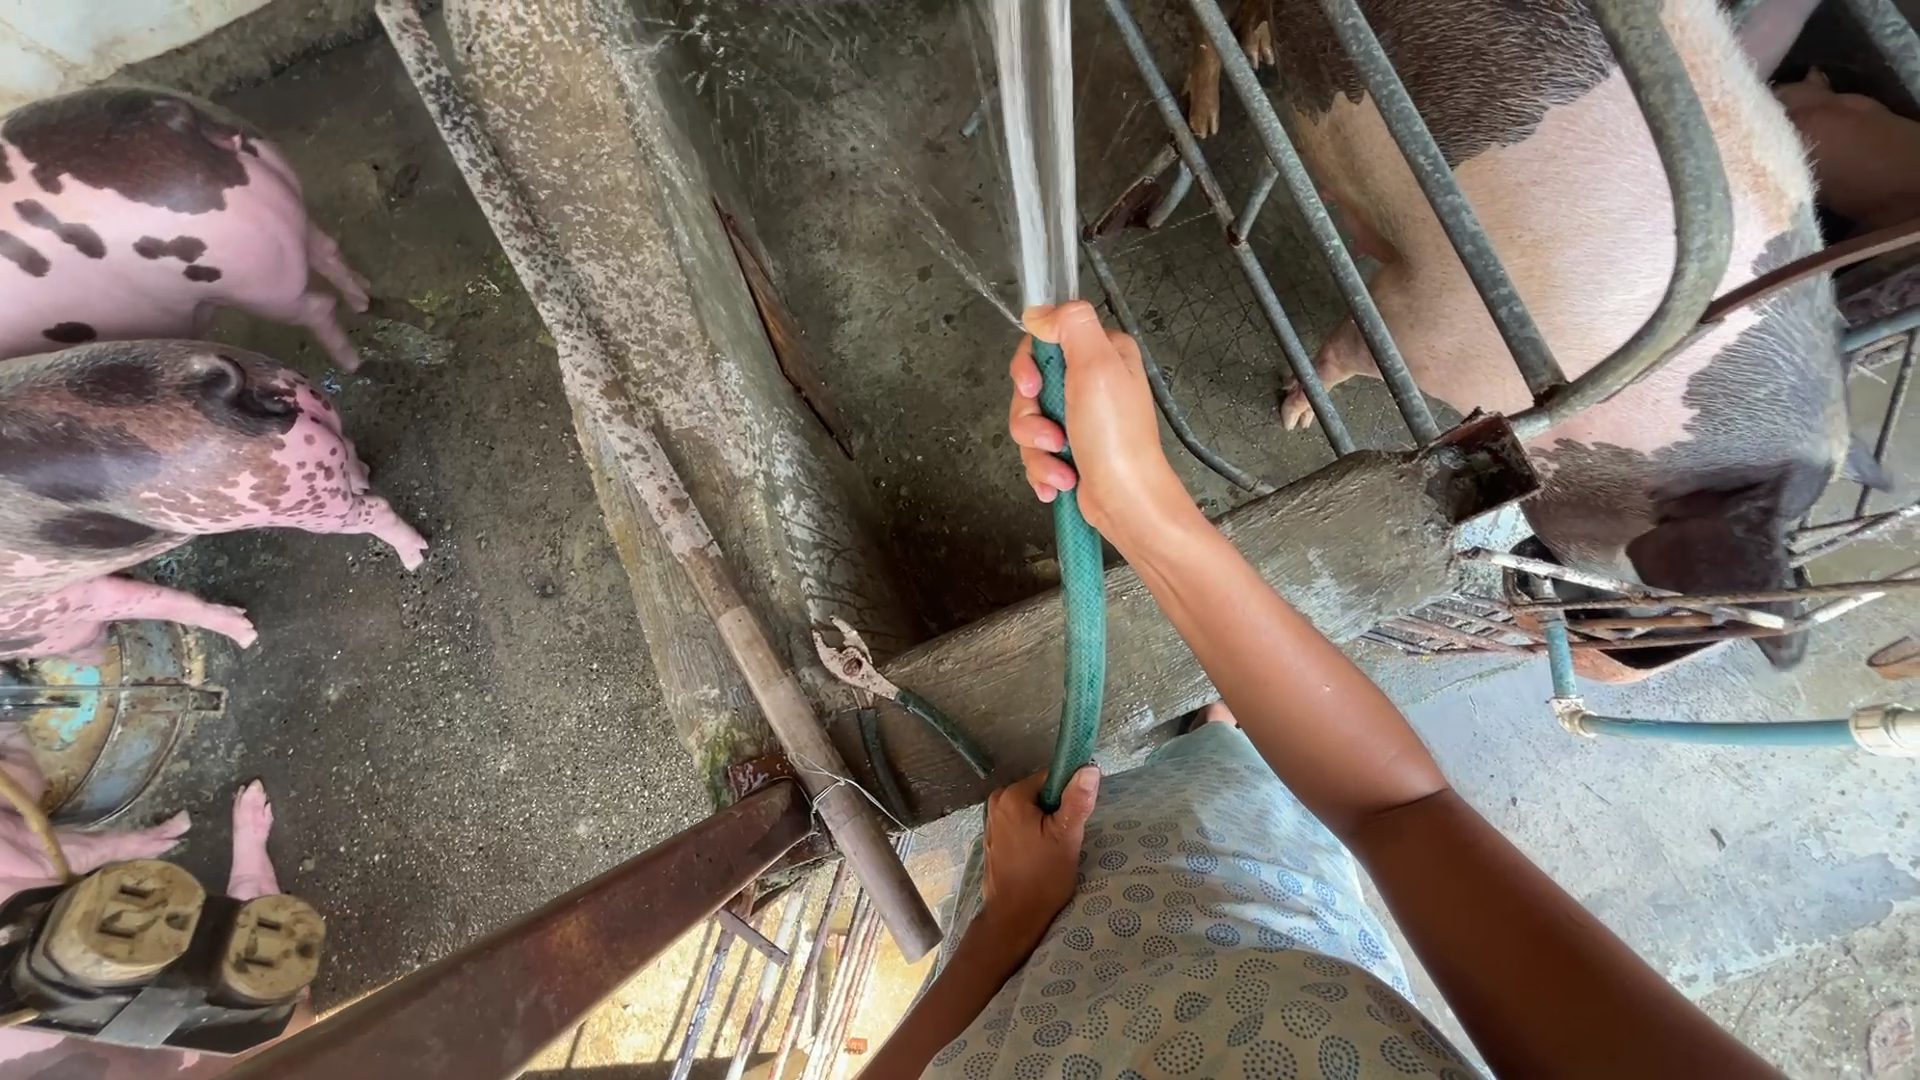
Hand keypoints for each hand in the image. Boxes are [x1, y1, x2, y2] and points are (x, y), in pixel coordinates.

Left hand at [977, 765, 1099, 955]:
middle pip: (1040, 794)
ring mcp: (991, 820)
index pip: (1051, 779)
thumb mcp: (1066, 837)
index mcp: (1012, 795)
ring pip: (1031, 810)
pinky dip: (1031, 834)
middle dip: (1055, 813)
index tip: (1073, 822)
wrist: (1013, 918)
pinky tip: (1036, 857)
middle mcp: (997, 801)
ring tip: (1050, 852)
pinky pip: (1019, 824)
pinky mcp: (992, 837)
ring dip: (1044, 825)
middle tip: (1062, 841)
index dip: (1067, 797)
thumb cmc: (1043, 877)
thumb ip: (1077, 800)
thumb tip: (1090, 768)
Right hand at [1007, 302, 1192, 543]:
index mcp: (1101, 355)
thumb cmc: (1115, 437)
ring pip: (1027, 424)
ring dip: (1037, 450)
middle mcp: (1089, 384)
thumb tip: (1037, 313)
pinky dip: (1042, 471)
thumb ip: (1070, 325)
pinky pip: (1035, 454)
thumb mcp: (1097, 366)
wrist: (1125, 501)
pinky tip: (1058, 483)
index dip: (1028, 367)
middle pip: (1029, 387)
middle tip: (1050, 435)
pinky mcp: (1068, 452)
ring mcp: (1077, 420)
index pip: (1045, 342)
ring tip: (1060, 466)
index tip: (1032, 386)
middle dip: (1030, 418)